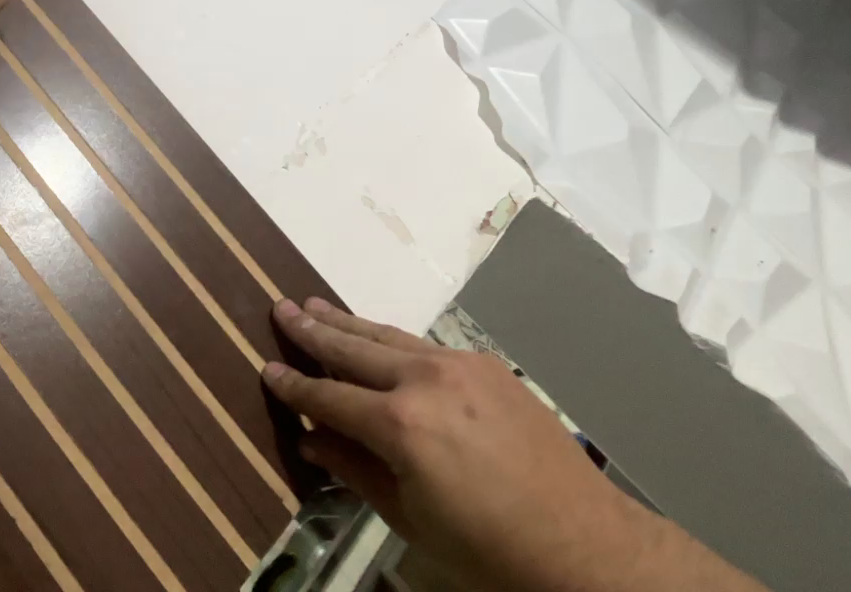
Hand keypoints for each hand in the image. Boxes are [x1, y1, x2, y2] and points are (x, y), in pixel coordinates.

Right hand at [263, 298, 761, 591]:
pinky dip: (389, 339)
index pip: (328, 396)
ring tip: (315, 303)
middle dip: (313, 330)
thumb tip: (312, 438)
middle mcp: (424, 380)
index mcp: (400, 425)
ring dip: (347, 322)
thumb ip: (355, 470)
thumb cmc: (486, 547)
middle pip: (353, 348)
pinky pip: (422, 345)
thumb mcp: (409, 520)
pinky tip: (375, 336)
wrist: (584, 541)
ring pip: (387, 335)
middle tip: (281, 307)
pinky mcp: (485, 363)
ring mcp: (458, 365)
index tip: (267, 368)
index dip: (294, 385)